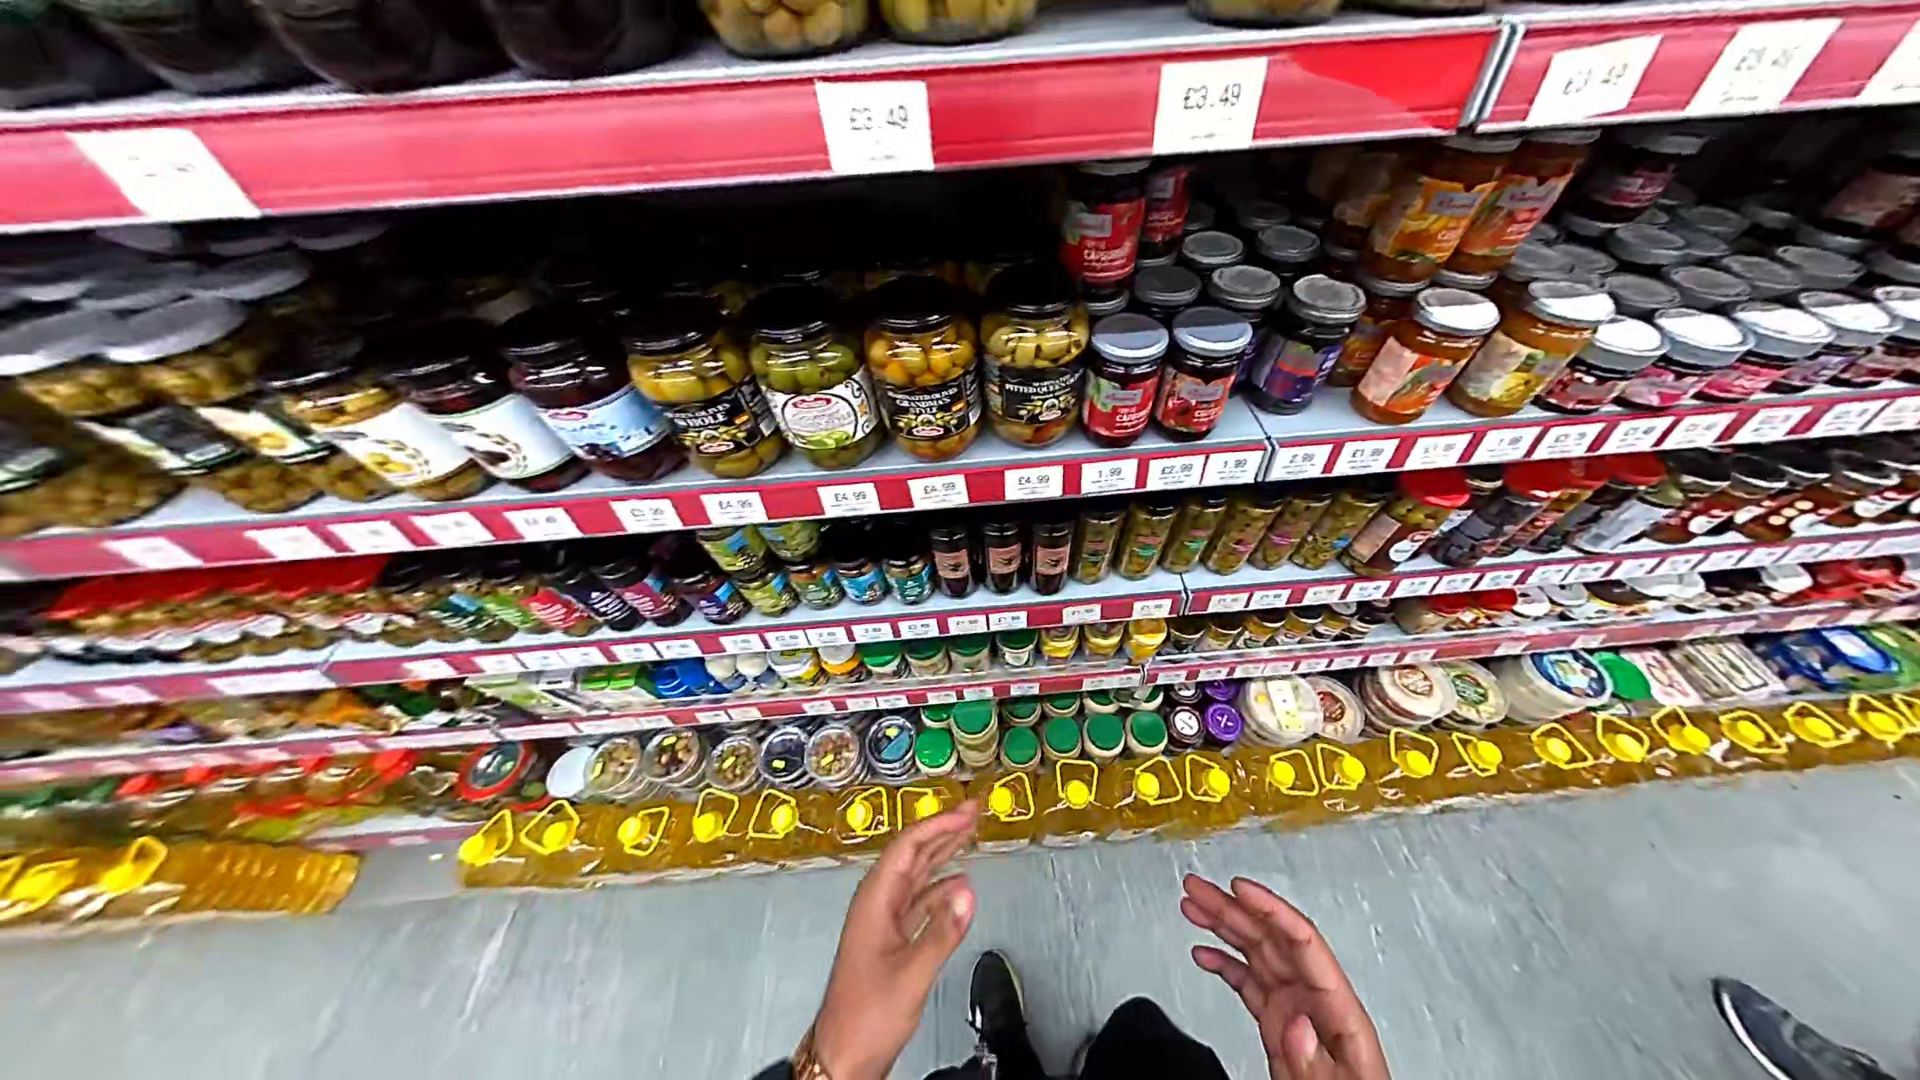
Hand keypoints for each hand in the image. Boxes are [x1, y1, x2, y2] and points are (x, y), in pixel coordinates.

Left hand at [810, 801, 979, 1079]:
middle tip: (972, 811)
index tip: (964, 812)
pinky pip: (921, 899)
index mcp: (875, 898)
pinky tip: (960, 885)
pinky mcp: (893, 935)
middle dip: (943, 829)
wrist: (843, 1056)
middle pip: (913, 852)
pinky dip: (942, 887)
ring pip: (918, 873)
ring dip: (944, 852)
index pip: (908, 846)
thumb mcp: (910, 975)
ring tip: (970, 834)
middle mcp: (879, 900)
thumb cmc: (867, 1015)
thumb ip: (941, 933)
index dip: (937, 825)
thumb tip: (968, 892)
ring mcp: (885, 917)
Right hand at [1181, 875, 1389, 1079]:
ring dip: (1221, 925)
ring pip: (1253, 952)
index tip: (1239, 888)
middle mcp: (1314, 1001)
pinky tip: (1203, 953)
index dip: (1269, 908)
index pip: (1302, 940)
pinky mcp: (1277, 1025)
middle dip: (1230, 907)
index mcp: (1338, 1010)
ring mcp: (1295, 1010)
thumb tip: (1297, 1022)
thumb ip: (1315, 1061)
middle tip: (1197, 888)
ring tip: (1192, 906)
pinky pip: (1247, 982)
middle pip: (1269, 937)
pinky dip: (1223, 963)